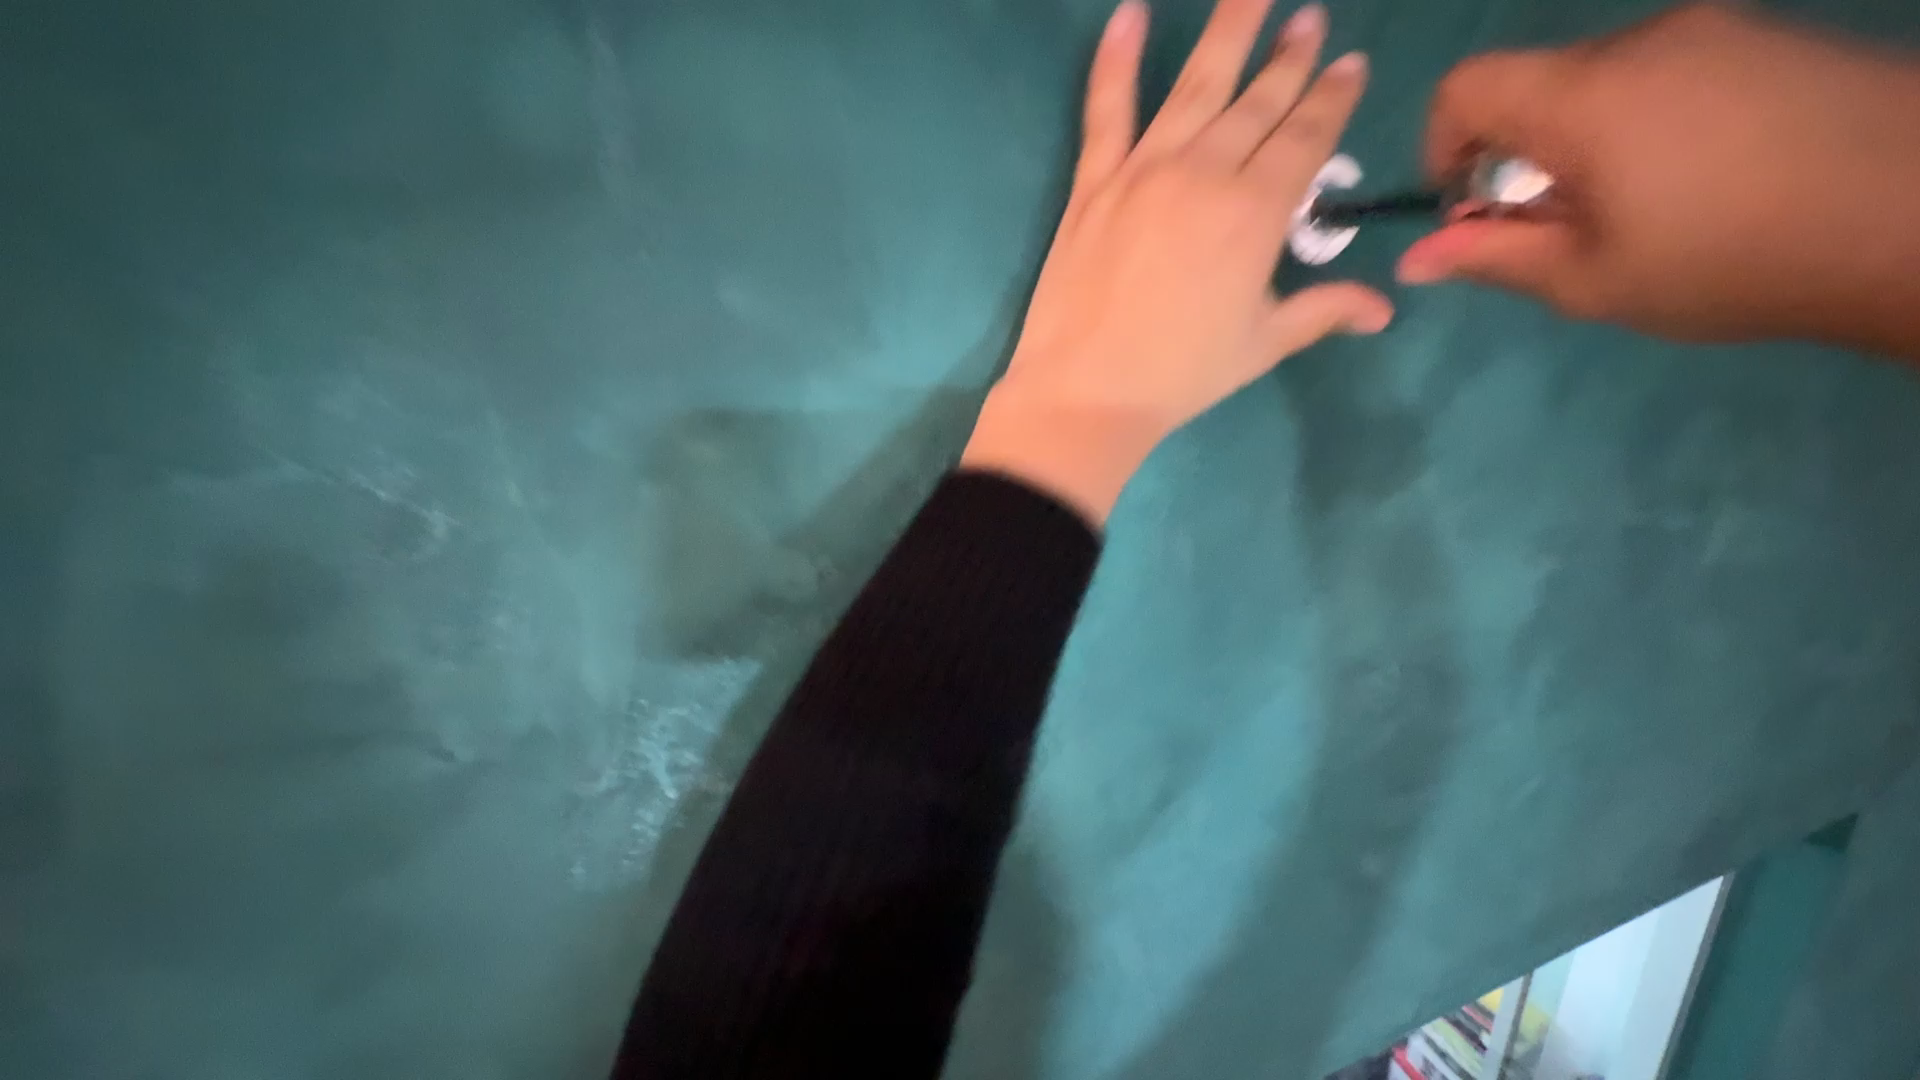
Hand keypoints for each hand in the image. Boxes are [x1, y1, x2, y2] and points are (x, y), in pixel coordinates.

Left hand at [962, 0, 1391, 525]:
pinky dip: (1115, 62)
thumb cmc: (1180, 375)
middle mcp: (1206, 174)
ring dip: (1228, 31)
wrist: (1087, 391)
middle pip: (1259, 104)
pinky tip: (1127, 15)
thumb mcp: (1262, 344)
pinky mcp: (1092, 185)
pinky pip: (1106, 111)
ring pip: (1195, 87)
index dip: (1332, 99)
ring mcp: (1144, 173)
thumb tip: (1384, 311)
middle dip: (1290, 59)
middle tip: (1310, 19)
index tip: (1349, 65)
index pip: (1307, 139)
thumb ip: (1323, 313)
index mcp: (1257, 213)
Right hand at [1398, 4, 1919, 353]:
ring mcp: (1714, 33)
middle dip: (1513, 156)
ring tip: (1628, 210)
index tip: (1469, 203)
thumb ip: (1490, 255)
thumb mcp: (1584, 279)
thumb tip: (1414, 257)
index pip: (1466, 86)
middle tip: (1553, 227)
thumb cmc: (1727, 261)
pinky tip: (1688, 180)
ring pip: (1594, 84)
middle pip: (1530, 86)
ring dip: (1575, 144)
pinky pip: (1659, 74)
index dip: (1443, 144)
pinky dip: (1636, 125)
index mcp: (1587, 97)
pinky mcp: (1764, 40)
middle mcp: (1644, 43)